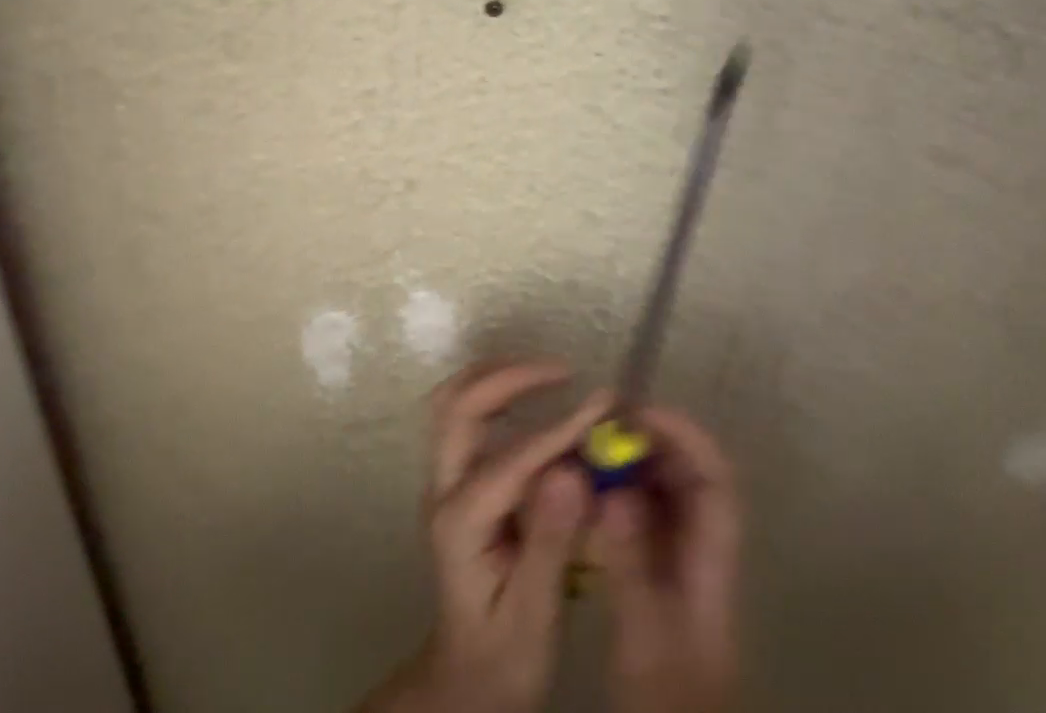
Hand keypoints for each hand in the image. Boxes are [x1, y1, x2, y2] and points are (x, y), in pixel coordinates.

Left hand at [357, 361, 610, 712]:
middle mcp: (442, 491)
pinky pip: (467, 423)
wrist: (465, 674)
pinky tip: (537, 402)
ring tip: (552, 374)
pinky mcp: (456, 486)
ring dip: (496, 379)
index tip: (603, 406)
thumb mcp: (534, 610)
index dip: (558, 429)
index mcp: (460, 522)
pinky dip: (498, 398)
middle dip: (508, 378)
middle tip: (564, 371)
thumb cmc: (504, 652)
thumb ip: (550, 541)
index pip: (509, 460)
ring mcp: (444, 484)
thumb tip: (569, 471)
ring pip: (453, 405)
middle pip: (456, 407)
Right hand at [595, 407, 741, 712]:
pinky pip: (644, 521)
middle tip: (601, 426)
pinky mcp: (659, 577)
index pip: (714, 486)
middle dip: (652, 446)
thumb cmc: (667, 694)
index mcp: (713, 568)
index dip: (686, 440)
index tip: (639, 412)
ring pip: (666, 499)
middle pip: (691, 483)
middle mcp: (703, 556)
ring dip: (634, 469)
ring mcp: (681, 566)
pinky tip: (586, 495)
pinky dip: (620, 498)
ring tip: (588, 450)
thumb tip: (617, 492)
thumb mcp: (646, 636)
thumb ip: (632, 566)